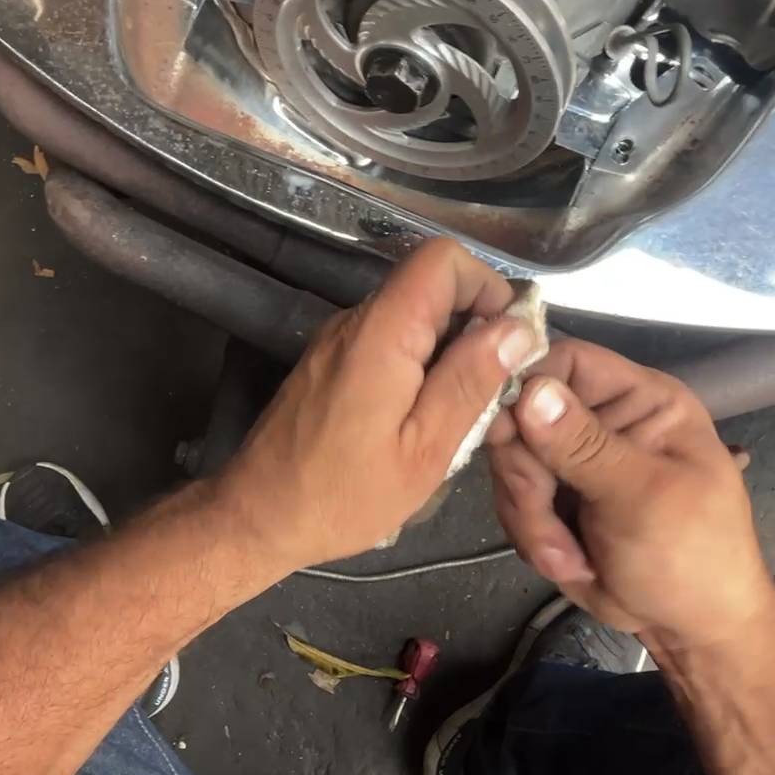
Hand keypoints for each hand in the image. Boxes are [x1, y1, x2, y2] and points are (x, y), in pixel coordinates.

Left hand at [216, 239, 539, 570]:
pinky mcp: (325, 365)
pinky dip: (414, 367)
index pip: (442, 259)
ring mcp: (334, 343)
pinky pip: (383, 344)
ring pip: (409, 318)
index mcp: (380, 335)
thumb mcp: (424, 450)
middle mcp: (352, 323)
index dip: (486, 286)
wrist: (258, 516)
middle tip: (491, 391)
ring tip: (456, 414)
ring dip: (445, 353)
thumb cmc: (342, 496)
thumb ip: (469, 381)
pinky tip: (419, 419)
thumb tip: (516, 328)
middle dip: (472, 327)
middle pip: (427, 287)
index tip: (507, 341)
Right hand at [487, 339, 774, 643]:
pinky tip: (569, 560)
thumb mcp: (643, 498)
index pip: (564, 362)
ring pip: (508, 466)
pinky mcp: (549, 498)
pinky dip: (531, 536)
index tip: (503, 429)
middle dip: (526, 477)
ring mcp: (569, 462)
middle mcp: (597, 422)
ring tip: (571, 556)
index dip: (526, 386)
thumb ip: (584, 446)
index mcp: (637, 402)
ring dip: (530, 517)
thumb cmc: (692, 556)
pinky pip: (510, 503)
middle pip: (520, 418)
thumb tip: (530, 390)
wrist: (687, 628)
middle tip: (545, 514)